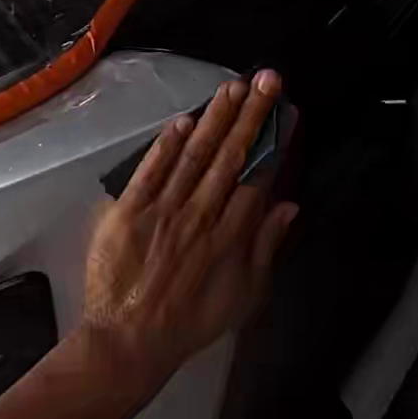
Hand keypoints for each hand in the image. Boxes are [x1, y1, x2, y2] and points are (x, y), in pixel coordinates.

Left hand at [80, 70, 298, 393]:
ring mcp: (163, 210)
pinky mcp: (128, 211)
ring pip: (194, 156)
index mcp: (231, 235)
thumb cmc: (190, 322)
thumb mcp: (244, 296)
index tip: (286, 112)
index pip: (258, 177)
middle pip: (230, 157)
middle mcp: (201, 215)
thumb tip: (289, 206)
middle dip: (250, 116)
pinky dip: (166, 146)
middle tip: (266, 79)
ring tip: (233, 88)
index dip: (273, 142)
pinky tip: (182, 120)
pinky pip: (150, 172)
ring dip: (214, 120)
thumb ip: (265, 248)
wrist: (130, 338)